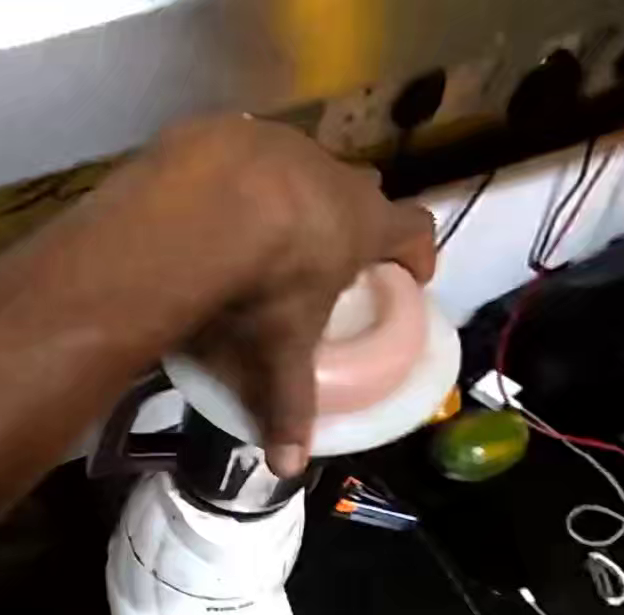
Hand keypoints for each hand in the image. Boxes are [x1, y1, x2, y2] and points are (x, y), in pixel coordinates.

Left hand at [49, 115, 435, 477]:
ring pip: (298, 172)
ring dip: (289, 201)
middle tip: (330, 258)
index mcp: (360, 226)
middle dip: (352, 224)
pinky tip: (205, 212)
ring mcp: (280, 148)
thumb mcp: (280, 350)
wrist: (206, 208)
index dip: (418, 251)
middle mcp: (331, 178)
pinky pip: (238, 162)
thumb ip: (287, 405)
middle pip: (360, 194)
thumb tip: (287, 468)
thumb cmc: (265, 284)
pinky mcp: (228, 137)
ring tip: (260, 237)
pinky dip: (230, 187)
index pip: (413, 230)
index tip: (414, 274)